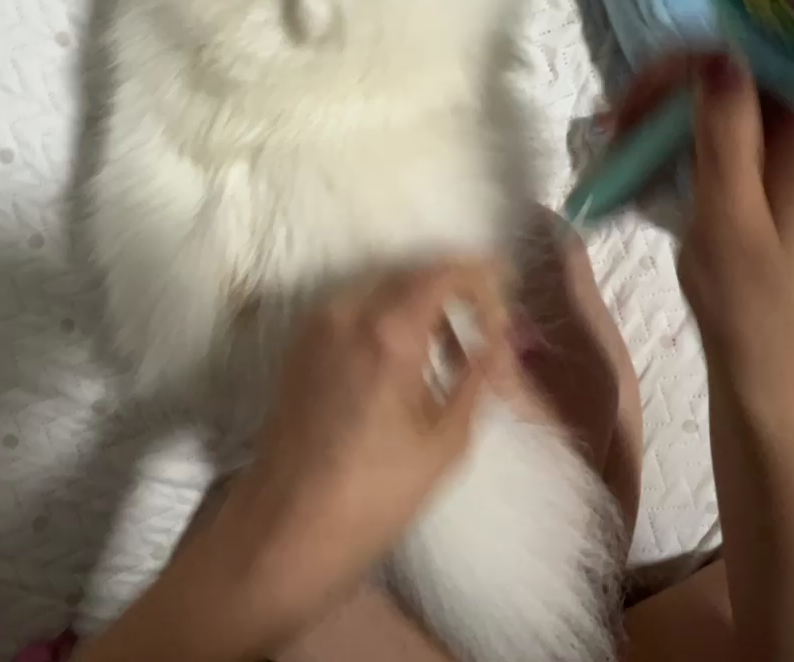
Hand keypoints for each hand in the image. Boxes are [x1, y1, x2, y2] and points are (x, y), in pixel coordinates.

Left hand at [197, 261, 515, 635]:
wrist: (288, 522)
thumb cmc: (375, 492)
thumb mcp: (445, 440)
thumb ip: (478, 375)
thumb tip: (500, 338)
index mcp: (387, 331)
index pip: (442, 271)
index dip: (480, 275)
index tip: (506, 289)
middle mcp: (346, 310)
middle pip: (412, 272)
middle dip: (454, 290)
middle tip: (485, 325)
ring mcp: (317, 321)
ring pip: (382, 287)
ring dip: (421, 304)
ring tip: (451, 353)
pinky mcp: (301, 338)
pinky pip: (355, 306)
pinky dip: (388, 316)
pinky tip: (408, 358)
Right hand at [606, 53, 793, 390]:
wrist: (758, 356)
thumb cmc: (747, 296)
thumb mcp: (729, 213)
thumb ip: (727, 132)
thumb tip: (721, 55)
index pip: (784, 54)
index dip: (722, 49)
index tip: (659, 77)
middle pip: (751, 70)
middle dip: (679, 81)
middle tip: (619, 115)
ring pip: (730, 96)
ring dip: (670, 106)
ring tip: (617, 133)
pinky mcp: (768, 171)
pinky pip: (724, 126)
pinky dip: (679, 130)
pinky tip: (639, 148)